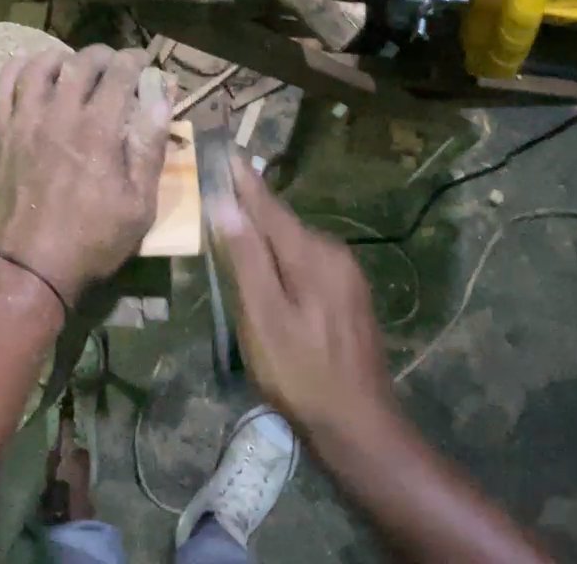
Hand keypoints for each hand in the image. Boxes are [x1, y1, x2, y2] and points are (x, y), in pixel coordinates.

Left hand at [0, 47, 171, 301]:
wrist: (29, 265)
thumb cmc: (92, 240)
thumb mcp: (139, 204)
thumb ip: (150, 146)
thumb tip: (162, 95)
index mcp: (99, 129)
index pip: (120, 74)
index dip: (135, 61)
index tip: (143, 62)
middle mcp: (60, 114)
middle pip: (82, 63)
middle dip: (104, 55)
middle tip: (114, 63)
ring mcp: (25, 120)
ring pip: (41, 66)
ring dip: (62, 57)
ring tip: (74, 64)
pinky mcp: (1, 132)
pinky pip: (4, 85)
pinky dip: (20, 67)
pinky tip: (31, 68)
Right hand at [210, 155, 397, 439]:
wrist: (360, 427)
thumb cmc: (300, 372)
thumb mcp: (263, 316)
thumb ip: (246, 257)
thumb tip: (226, 204)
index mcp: (312, 255)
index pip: (269, 205)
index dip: (243, 180)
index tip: (224, 150)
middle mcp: (334, 254)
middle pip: (282, 222)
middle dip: (250, 208)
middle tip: (216, 191)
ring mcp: (346, 276)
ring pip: (294, 243)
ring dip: (264, 235)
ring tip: (232, 228)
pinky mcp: (348, 296)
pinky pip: (306, 262)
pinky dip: (281, 257)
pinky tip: (266, 270)